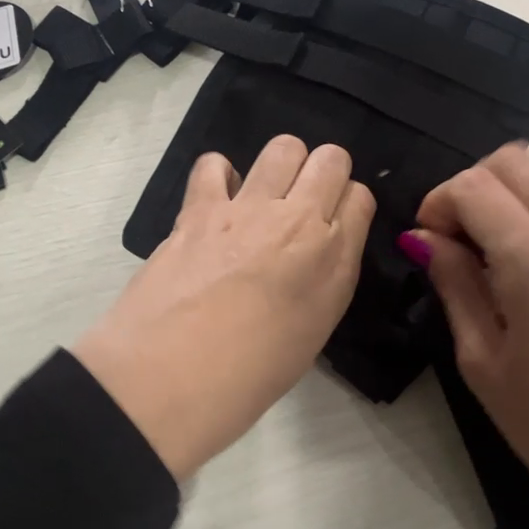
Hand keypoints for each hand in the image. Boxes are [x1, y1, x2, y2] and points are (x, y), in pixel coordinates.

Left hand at [73, 135, 374, 481]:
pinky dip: (219, 174)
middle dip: (326, 170)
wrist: (168, 381)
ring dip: (283, 163)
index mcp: (333, 259)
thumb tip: (317, 252)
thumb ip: (325, 278)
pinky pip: (214, 164)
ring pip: (283, 147)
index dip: (348, 206)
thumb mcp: (313, 331)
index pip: (360, 198)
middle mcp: (298, 221)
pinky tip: (217, 199)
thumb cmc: (248, 376)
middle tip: (306, 200)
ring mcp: (246, 208)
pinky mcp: (198, 208)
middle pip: (331, 159)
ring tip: (267, 193)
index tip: (335, 224)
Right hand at [407, 143, 528, 528]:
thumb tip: (426, 238)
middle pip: (515, 160)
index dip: (439, 202)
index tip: (430, 238)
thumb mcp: (482, 362)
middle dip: (475, 185)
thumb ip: (455, 284)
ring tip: (515, 227)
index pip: (473, 187)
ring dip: (527, 179)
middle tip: (465, 235)